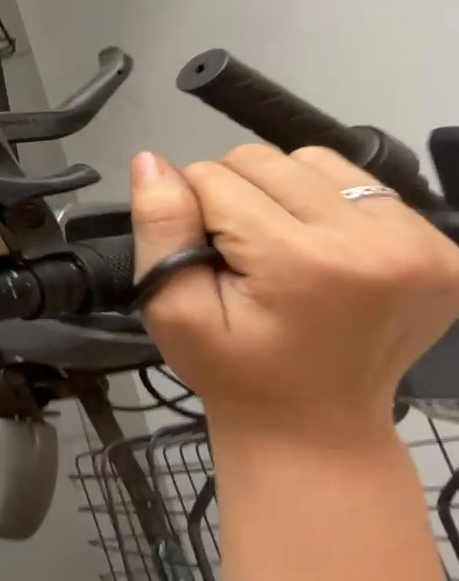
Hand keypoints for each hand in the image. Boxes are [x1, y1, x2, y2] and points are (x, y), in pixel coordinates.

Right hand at [131, 145, 458, 442]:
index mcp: (307, 262)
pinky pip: (359, 183)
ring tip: (274, 243)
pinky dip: (321, 202)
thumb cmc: (230, 367)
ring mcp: (422, 247)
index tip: (200, 257)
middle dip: (230, 195)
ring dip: (277, 191)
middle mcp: (378, 245)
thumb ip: (160, 227)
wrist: (314, 419)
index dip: (188, 211)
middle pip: (263, 161)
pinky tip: (317, 246)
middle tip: (233, 252)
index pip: (213, 178)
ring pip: (311, 162)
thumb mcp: (170, 305)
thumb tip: (151, 161)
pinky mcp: (442, 250)